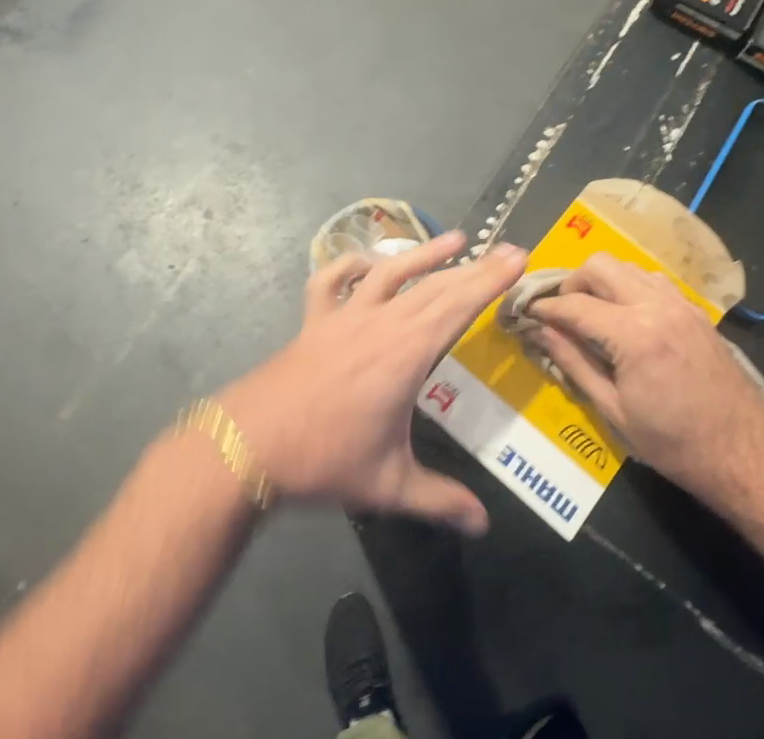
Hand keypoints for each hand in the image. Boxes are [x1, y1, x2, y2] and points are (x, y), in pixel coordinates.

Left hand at [217, 232, 526, 535]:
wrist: (247, 446)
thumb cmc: (322, 461)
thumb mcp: (388, 485)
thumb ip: (439, 500)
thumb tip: (482, 524)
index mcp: (405, 355)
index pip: (457, 307)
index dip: (489, 281)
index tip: (517, 257)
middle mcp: (378, 325)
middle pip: (432, 286)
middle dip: (472, 266)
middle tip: (506, 248)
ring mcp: (341, 319)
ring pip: (388, 275)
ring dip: (422, 255)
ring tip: (454, 239)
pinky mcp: (312, 323)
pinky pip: (330, 282)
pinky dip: (350, 266)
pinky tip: (367, 264)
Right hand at [525, 254, 763, 483]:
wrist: (744, 453)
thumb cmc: (672, 444)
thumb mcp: (613, 410)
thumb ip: (573, 363)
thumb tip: (539, 332)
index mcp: (634, 334)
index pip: (573, 304)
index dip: (542, 308)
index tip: (522, 314)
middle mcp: (657, 307)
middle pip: (600, 266)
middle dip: (571, 284)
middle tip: (559, 315)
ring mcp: (681, 305)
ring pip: (628, 267)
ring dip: (602, 283)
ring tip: (590, 316)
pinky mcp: (696, 313)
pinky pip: (653, 282)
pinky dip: (630, 289)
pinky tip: (625, 319)